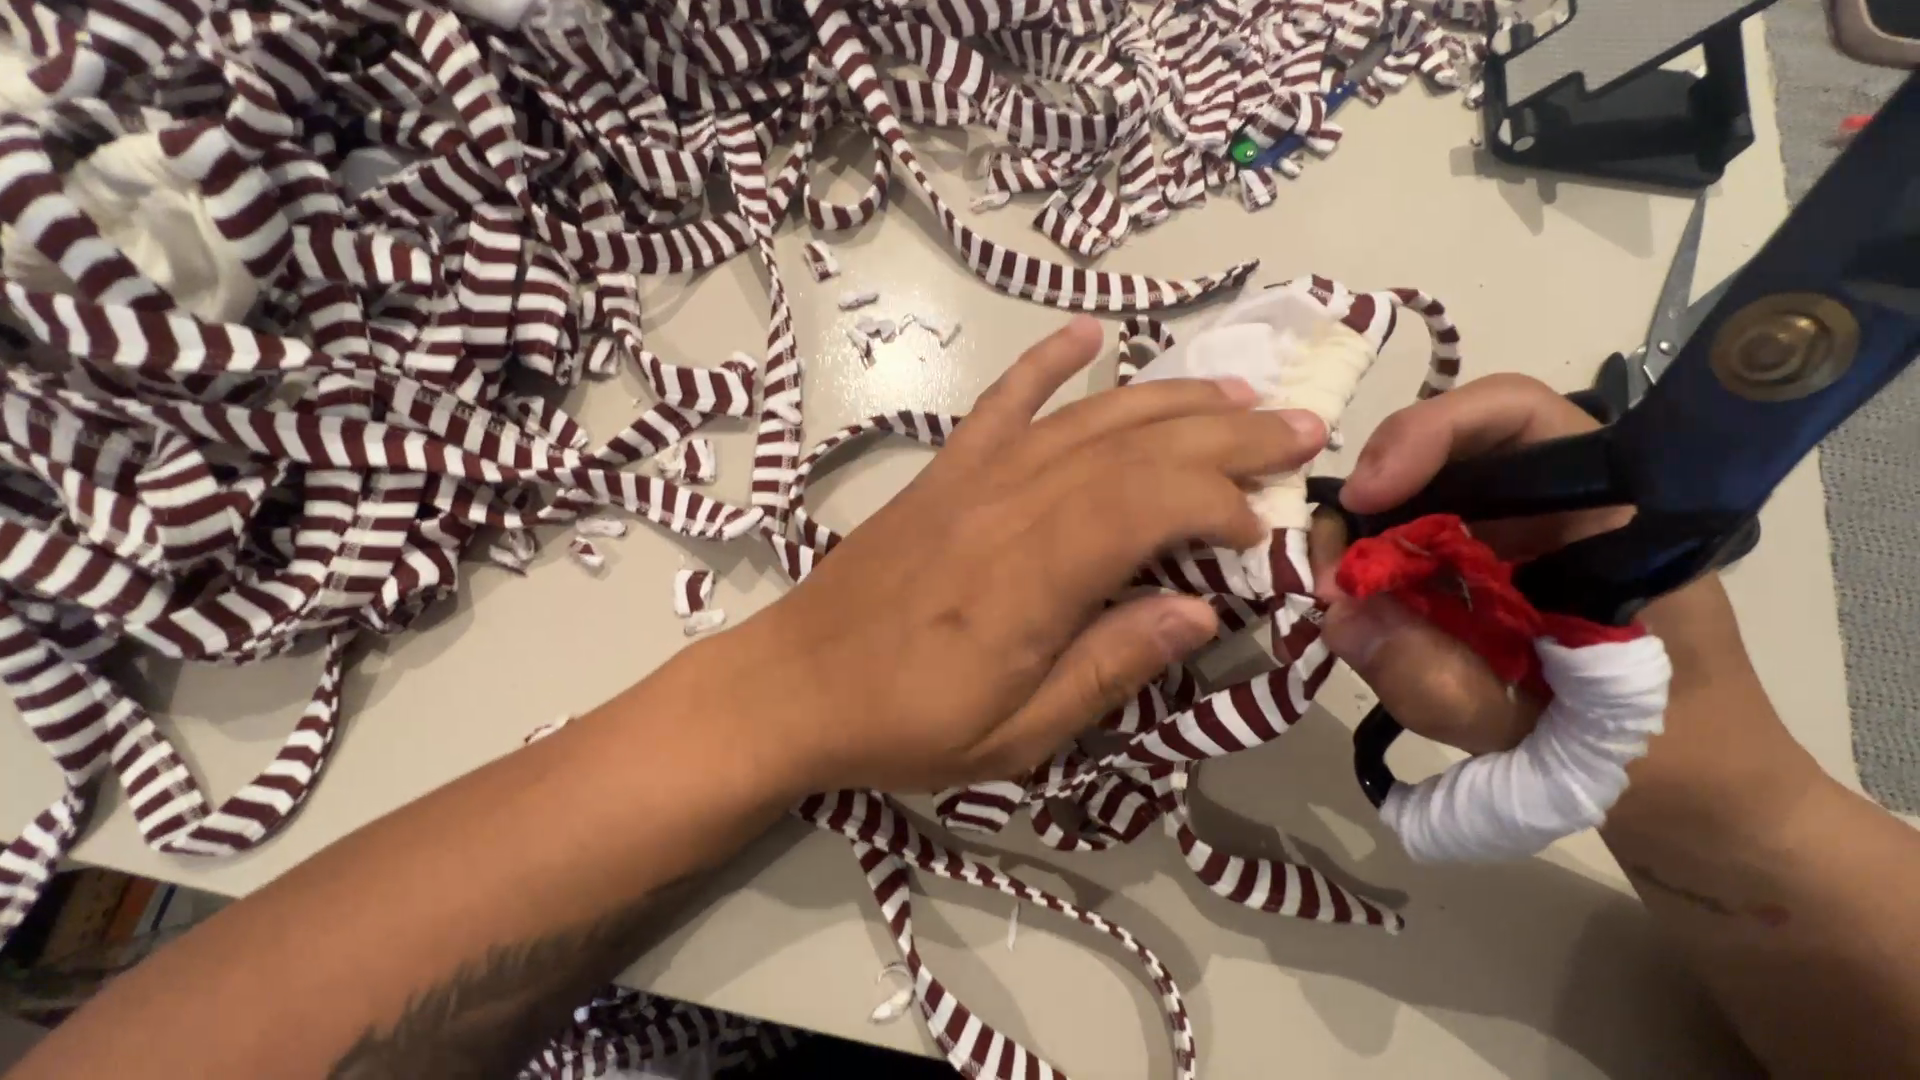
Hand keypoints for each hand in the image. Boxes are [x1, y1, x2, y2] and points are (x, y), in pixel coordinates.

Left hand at [711, 315, 1326, 794]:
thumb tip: (1200, 610)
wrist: (794, 686)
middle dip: (1225, 436)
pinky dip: (1046, 364)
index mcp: (1033, 574)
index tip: (1260, 534)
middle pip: (1133, 447)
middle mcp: (1010, 504)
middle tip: (1300, 428)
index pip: (1149, 504)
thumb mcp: (1017, 733)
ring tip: (1234, 396)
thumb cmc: (906, 724)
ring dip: (1166, 399)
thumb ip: (1109, 666)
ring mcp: (973, 478)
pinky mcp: (943, 473)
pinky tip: (1087, 333)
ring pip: (1086, 418)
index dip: (1219, 504)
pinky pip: (1002, 403)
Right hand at [1307, 374, 1752, 756]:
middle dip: (1368, 503)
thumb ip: (1446, 685)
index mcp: (1609, 515)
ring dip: (1357, 544)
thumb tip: (1337, 617)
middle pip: (1437, 457)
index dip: (1429, 433)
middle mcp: (1551, 509)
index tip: (1366, 496)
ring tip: (1330, 600)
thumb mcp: (1552, 739)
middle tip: (1322, 569)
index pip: (1514, 417)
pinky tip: (1351, 615)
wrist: (1691, 796)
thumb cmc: (1662, 759)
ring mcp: (1508, 541)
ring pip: (1408, 505)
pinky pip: (1402, 553)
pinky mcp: (1476, 576)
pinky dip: (1363, 576)